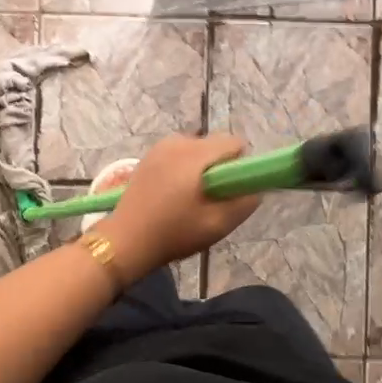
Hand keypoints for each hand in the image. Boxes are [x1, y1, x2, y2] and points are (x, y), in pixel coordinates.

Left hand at [91, 134, 260, 275]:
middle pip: (215, 145)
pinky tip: (175, 195)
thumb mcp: (217, 224)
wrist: (125, 241)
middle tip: (212, 200)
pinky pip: (179, 155)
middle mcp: (178, 141)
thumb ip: (244, 202)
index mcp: (195, 154)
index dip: (241, 165)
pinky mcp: (148, 156)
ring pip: (197, 149)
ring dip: (202, 168)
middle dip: (221, 168)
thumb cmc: (173, 232)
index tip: (233, 190)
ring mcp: (160, 147)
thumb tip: (256, 188)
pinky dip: (184, 169)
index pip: (235, 143)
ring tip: (192, 200)